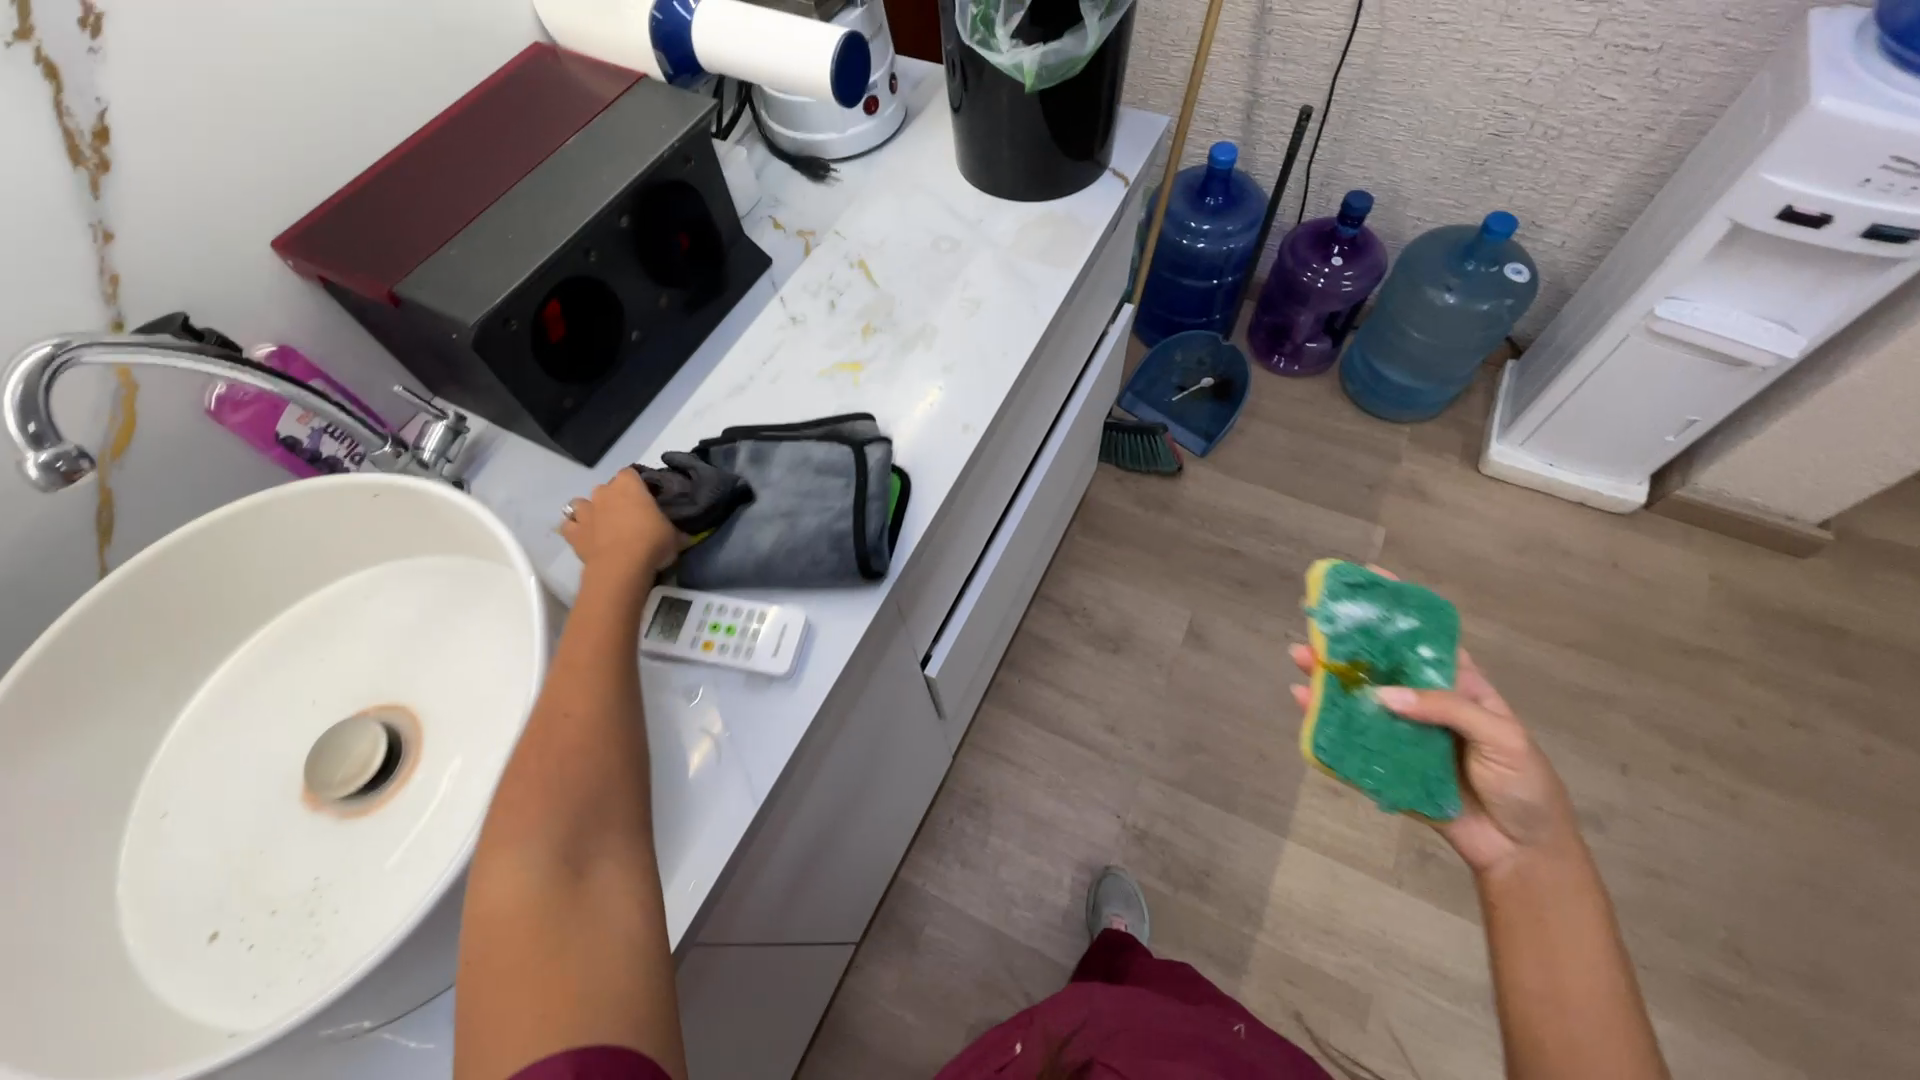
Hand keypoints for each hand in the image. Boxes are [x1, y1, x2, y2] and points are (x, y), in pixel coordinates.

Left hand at [561, 469, 680, 593]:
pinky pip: (570, 526)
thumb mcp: (675, 535)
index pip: (631, 473)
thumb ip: (675, 528)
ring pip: (581, 503)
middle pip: (607, 488)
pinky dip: (576, 529)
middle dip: (615, 498)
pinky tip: (586, 537)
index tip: (647, 499)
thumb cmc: (652, 543)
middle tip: (629, 516)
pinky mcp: (573, 533)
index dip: (638, 485)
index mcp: (629, 485)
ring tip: (603, 525)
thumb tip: (685, 534)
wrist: (622, 567)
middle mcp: (603, 492)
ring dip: (591, 511)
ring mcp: (585, 511)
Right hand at [1288, 640, 1582, 878]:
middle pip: (1382, 669)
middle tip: (1315, 629)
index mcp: (1460, 688)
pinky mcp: (1387, 767)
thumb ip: (1446, 709)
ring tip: (1299, 661)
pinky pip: (1352, 743)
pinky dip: (1326, 725)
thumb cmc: (1525, 785)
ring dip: (1330, 682)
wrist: (1522, 851)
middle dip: (1349, 647)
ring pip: (1361, 703)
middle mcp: (1426, 706)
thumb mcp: (1502, 736)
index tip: (1372, 581)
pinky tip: (1305, 707)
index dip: (1402, 611)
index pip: (1427, 641)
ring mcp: (1404, 736)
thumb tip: (1383, 695)